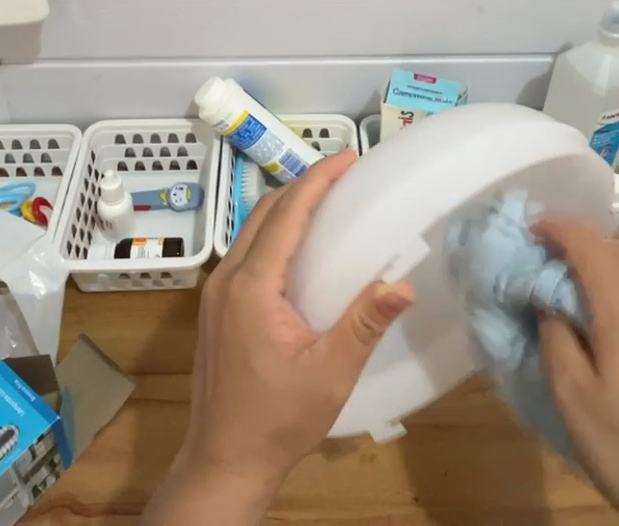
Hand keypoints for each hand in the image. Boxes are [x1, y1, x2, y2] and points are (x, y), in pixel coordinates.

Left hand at [144, 151, 415, 523]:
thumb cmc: (278, 419)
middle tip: (345, 176)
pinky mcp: (216, 306)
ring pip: (251, 229)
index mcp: (253, 286)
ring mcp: (216, 292)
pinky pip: (246, 251)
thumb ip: (364, 324)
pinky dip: (274, 232)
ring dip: (287, 207)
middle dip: (304, 186)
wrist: (222, 461)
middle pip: (265, 213)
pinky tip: (299, 245)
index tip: (348, 158)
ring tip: (327, 201)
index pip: (287, 214)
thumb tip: (402, 283)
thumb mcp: (330, 374)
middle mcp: (228, 278)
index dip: (318, 180)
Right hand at [536, 220, 618, 525]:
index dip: (557, 228)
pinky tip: (610, 319)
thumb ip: (556, 336)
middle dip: (581, 240)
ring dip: (606, 262)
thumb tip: (550, 301)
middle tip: (545, 254)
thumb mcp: (571, 396)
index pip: (590, 245)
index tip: (529, 229)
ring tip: (573, 283)